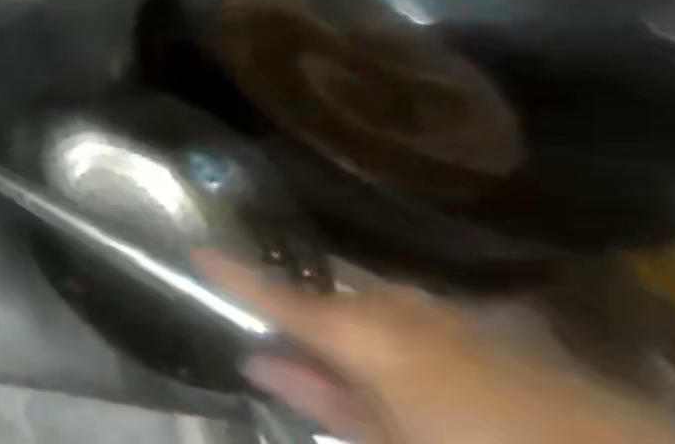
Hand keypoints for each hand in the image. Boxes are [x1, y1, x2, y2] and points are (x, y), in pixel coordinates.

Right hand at [196, 252, 674, 443]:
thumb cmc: (468, 442)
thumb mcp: (386, 439)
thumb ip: (318, 396)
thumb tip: (255, 361)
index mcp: (357, 332)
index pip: (274, 295)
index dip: (232, 274)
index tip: (195, 251)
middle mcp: (389, 308)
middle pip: (326, 304)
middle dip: (303, 320)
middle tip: (281, 342)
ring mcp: (436, 314)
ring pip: (369, 312)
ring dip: (349, 332)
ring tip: (343, 363)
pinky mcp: (478, 329)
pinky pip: (410, 321)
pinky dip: (391, 338)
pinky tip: (403, 369)